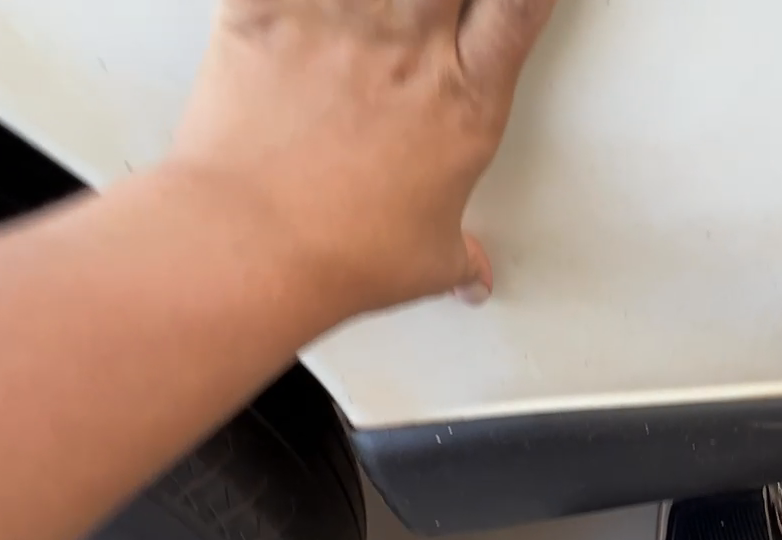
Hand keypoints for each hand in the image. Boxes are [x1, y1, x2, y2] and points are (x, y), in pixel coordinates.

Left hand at [165, 0, 559, 313]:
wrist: (258, 243)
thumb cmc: (348, 251)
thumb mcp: (434, 261)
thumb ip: (464, 255)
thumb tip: (474, 272)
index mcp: (468, 105)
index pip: (523, 6)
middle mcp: (412, 48)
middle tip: (444, 3)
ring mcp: (339, 17)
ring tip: (383, 9)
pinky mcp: (266, 5)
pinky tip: (314, 1)